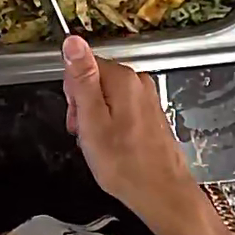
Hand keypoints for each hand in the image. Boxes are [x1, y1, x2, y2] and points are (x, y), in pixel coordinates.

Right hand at [61, 36, 202, 227]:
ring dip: (97, 118)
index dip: (73, 94)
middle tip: (87, 134)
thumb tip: (72, 41)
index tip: (77, 117)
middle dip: (84, 106)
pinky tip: (114, 147)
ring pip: (107, 96)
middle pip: (95, 80)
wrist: (161, 193)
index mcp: (122, 79)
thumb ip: (82, 78)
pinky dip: (112, 125)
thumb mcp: (92, 120)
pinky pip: (121, 109)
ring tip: (100, 145)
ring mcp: (147, 97)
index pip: (83, 66)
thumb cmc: (124, 163)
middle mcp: (138, 81)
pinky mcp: (151, 113)